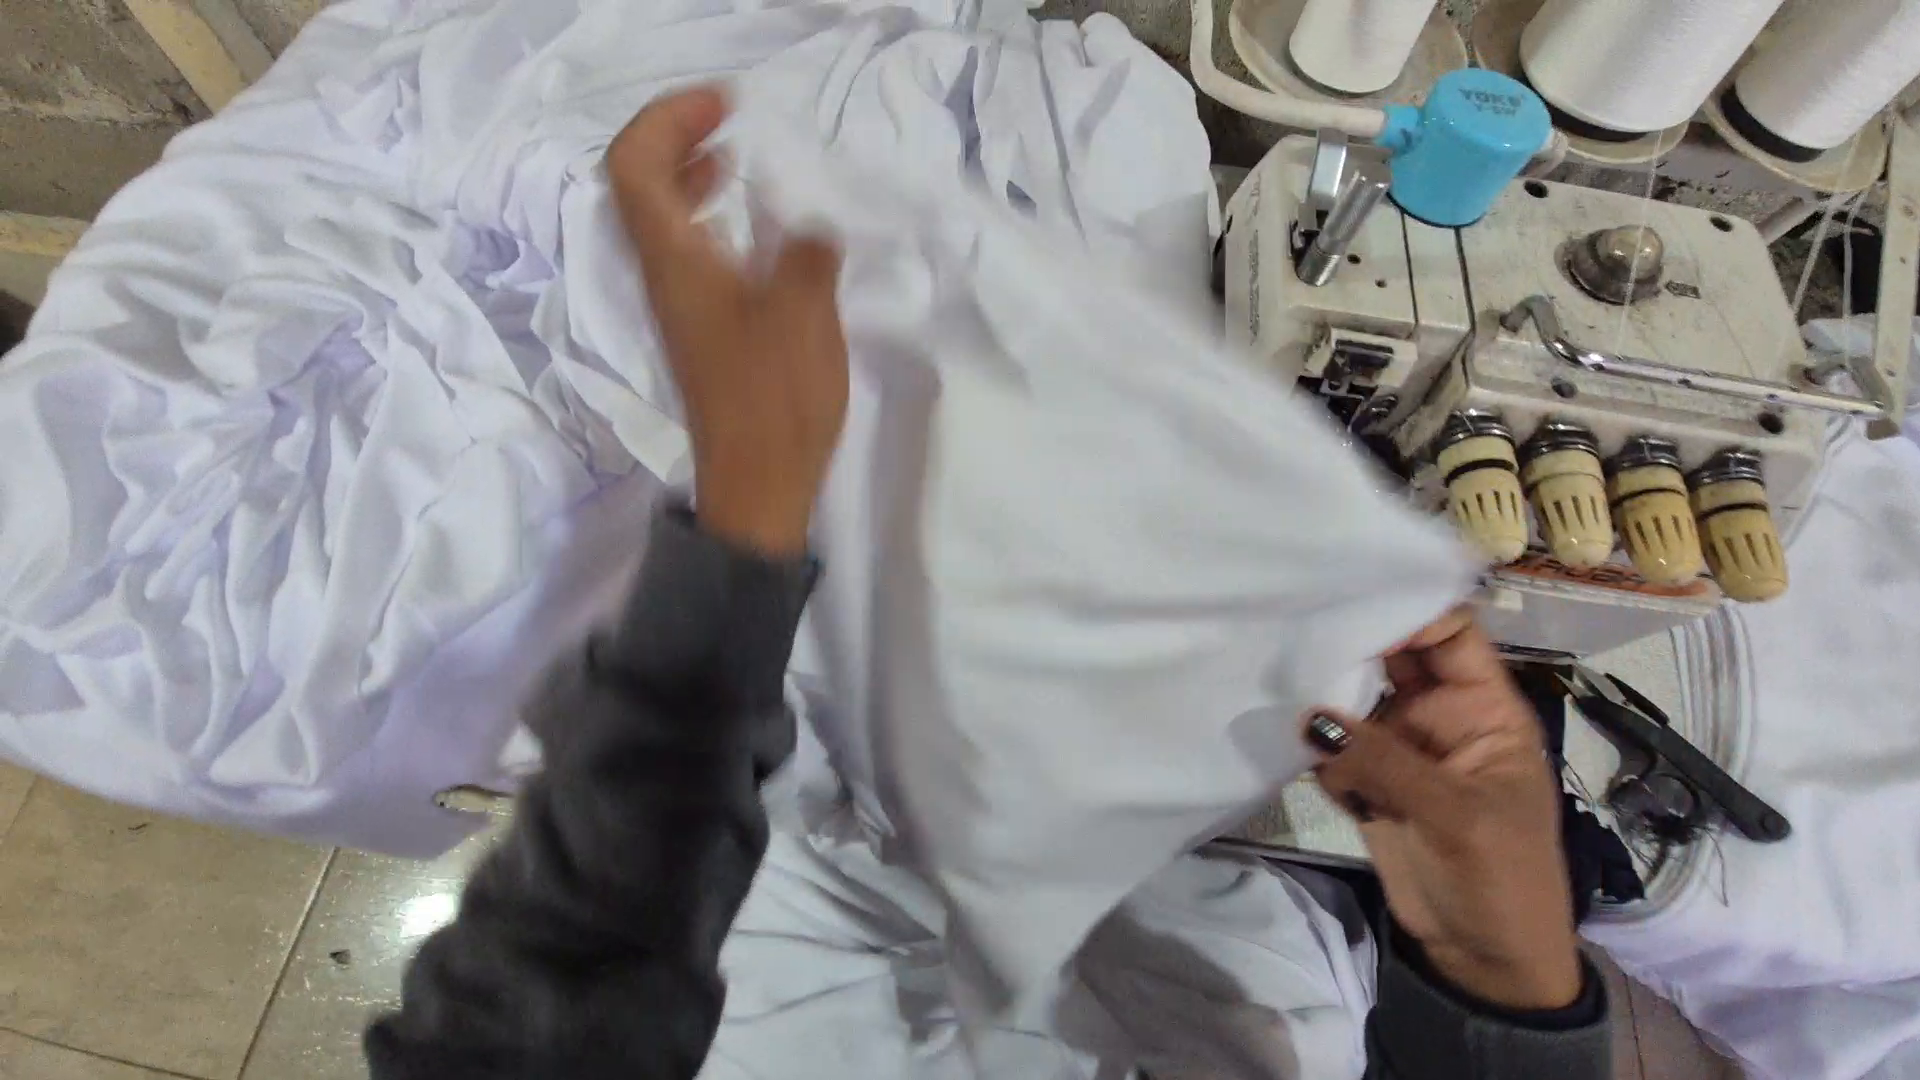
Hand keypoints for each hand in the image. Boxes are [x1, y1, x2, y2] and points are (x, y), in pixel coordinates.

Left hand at [606, 86, 847, 557]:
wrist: (757, 482)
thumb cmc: (775, 399)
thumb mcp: (804, 315)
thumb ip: (806, 253)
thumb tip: (809, 230)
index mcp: (676, 263)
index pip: (634, 164)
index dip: (669, 120)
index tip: (724, 108)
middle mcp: (664, 280)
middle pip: (641, 189)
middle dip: (676, 141)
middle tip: (726, 124)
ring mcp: (680, 311)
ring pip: (664, 226)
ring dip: (692, 184)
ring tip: (735, 166)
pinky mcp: (702, 337)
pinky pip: (691, 259)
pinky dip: (712, 228)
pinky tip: (755, 239)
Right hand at [1305, 610, 1581, 1010]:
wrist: (1482, 956)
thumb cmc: (1503, 878)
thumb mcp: (1459, 817)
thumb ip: (1385, 762)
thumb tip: (1310, 717)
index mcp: (1482, 710)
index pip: (1451, 637)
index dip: (1411, 612)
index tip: (1352, 599)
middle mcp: (1435, 715)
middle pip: (1390, 658)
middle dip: (1350, 640)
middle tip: (1294, 616)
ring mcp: (1395, 746)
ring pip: (1350, 697)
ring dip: (1317, 689)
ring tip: (1271, 666)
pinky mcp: (1362, 777)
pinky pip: (1327, 743)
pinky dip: (1304, 737)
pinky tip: (1274, 722)